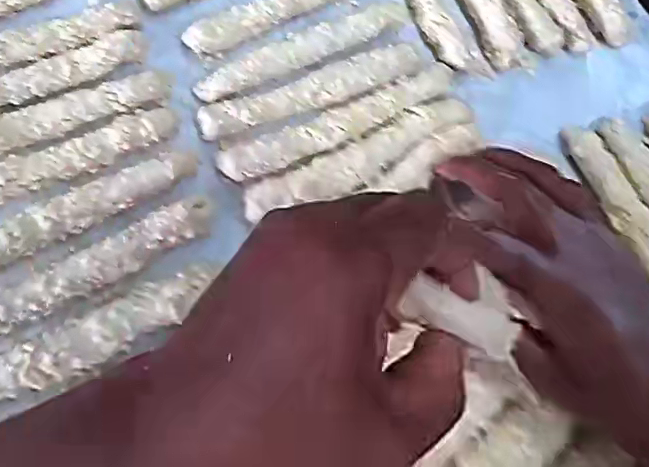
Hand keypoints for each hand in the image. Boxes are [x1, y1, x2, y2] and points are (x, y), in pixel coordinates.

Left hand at [0, 192, 466, 466]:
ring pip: (352, 217)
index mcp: (348, 259)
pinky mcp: (256, 246)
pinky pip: (320, 230)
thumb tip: (446, 338)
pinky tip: (352, 305)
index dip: (458, 244)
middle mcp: (311, 225)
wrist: (179, 436)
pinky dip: (349, 252)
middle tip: (440, 302)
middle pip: (387, 210)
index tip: (469, 291)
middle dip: (423, 245)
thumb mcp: (388, 434)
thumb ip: (439, 379)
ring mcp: (276, 230)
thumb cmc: (289, 439)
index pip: (423, 218)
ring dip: (385, 248)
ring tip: (398, 309)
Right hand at [436, 148, 648, 466]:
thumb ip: (505, 327)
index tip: (424, 213)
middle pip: (517, 191)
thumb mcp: (545, 373)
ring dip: (508, 161)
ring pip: (545, 180)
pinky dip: (542, 174)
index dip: (451, 225)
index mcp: (553, 283)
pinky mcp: (611, 235)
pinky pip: (570, 190)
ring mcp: (595, 235)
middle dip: (476, 171)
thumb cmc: (611, 394)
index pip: (489, 241)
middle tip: (445, 163)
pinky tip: (527, 175)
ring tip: (480, 154)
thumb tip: (476, 301)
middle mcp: (572, 247)